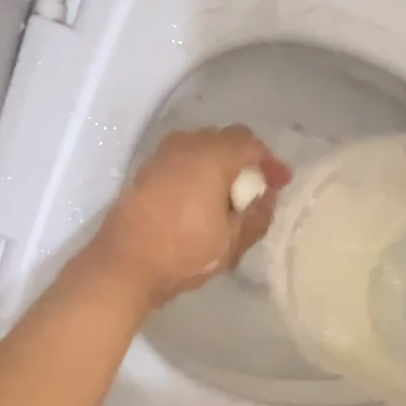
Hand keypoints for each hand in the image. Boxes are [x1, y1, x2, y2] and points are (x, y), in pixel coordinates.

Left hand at [78, 126, 291, 306]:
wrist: (124, 265)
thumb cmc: (183, 252)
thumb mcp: (231, 243)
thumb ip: (256, 217)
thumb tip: (266, 199)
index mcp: (213, 155)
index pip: (251, 144)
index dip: (270, 162)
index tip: (281, 183)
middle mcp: (186, 145)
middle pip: (224, 141)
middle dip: (245, 161)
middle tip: (257, 189)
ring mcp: (161, 156)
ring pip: (200, 149)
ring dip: (219, 166)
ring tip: (229, 196)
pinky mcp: (144, 171)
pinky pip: (181, 163)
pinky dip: (196, 174)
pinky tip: (200, 200)